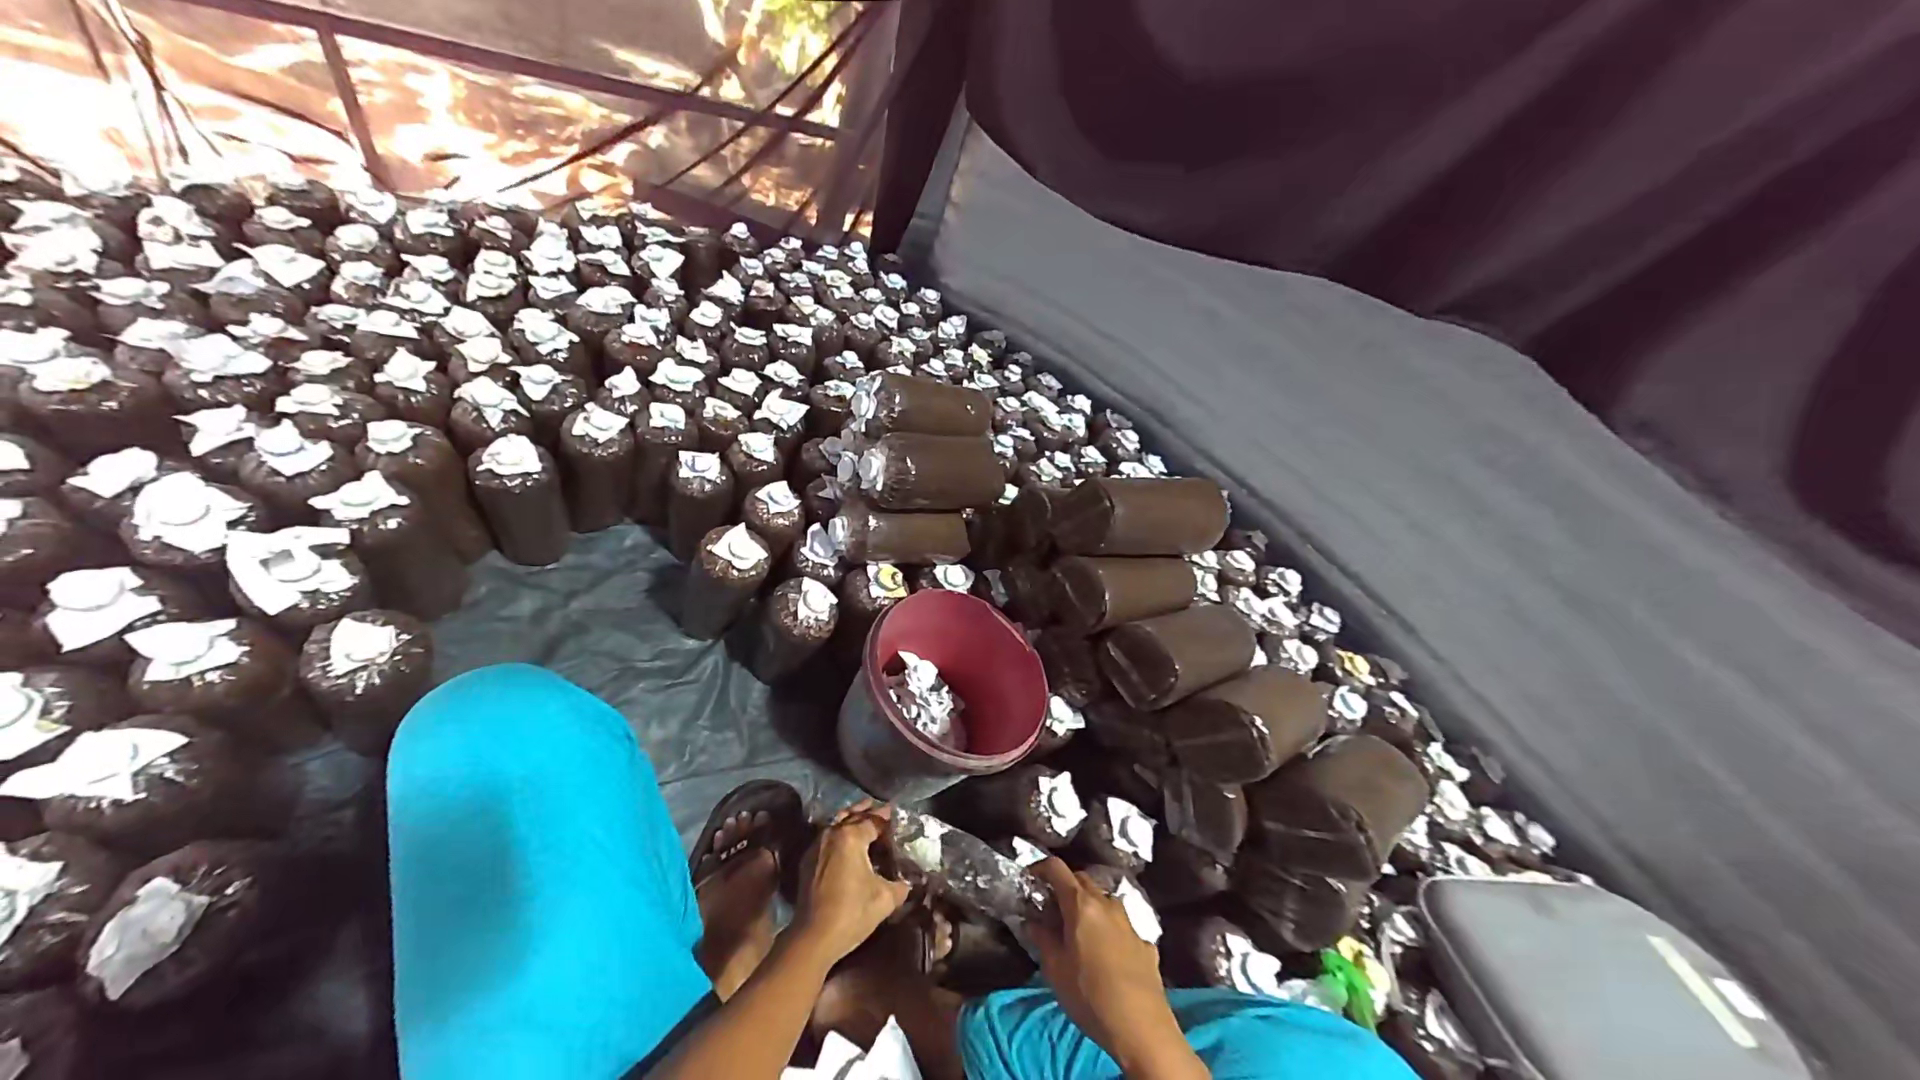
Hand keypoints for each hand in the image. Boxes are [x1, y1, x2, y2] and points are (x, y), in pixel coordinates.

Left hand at [792, 801, 911, 964]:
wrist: (813, 937)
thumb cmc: (852, 912)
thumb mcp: (886, 898)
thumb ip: (900, 885)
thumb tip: (907, 881)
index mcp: (851, 836)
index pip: (874, 820)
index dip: (889, 819)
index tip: (900, 818)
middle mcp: (832, 834)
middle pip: (853, 815)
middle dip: (868, 812)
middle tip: (883, 810)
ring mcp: (816, 846)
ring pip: (837, 824)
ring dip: (851, 819)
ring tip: (865, 819)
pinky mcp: (808, 860)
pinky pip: (827, 837)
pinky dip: (840, 834)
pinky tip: (848, 843)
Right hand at [1028, 860, 1201, 1077]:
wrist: (1142, 1028)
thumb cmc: (1090, 995)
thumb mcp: (1055, 969)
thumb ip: (1042, 938)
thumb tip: (1034, 921)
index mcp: (1081, 905)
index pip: (1057, 868)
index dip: (1040, 868)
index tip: (1030, 880)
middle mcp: (1107, 904)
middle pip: (1082, 880)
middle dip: (1064, 887)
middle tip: (1051, 908)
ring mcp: (1129, 922)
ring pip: (1104, 901)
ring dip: (1089, 907)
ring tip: (1078, 931)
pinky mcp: (1145, 943)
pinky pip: (1121, 926)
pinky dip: (1109, 930)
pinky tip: (1106, 954)